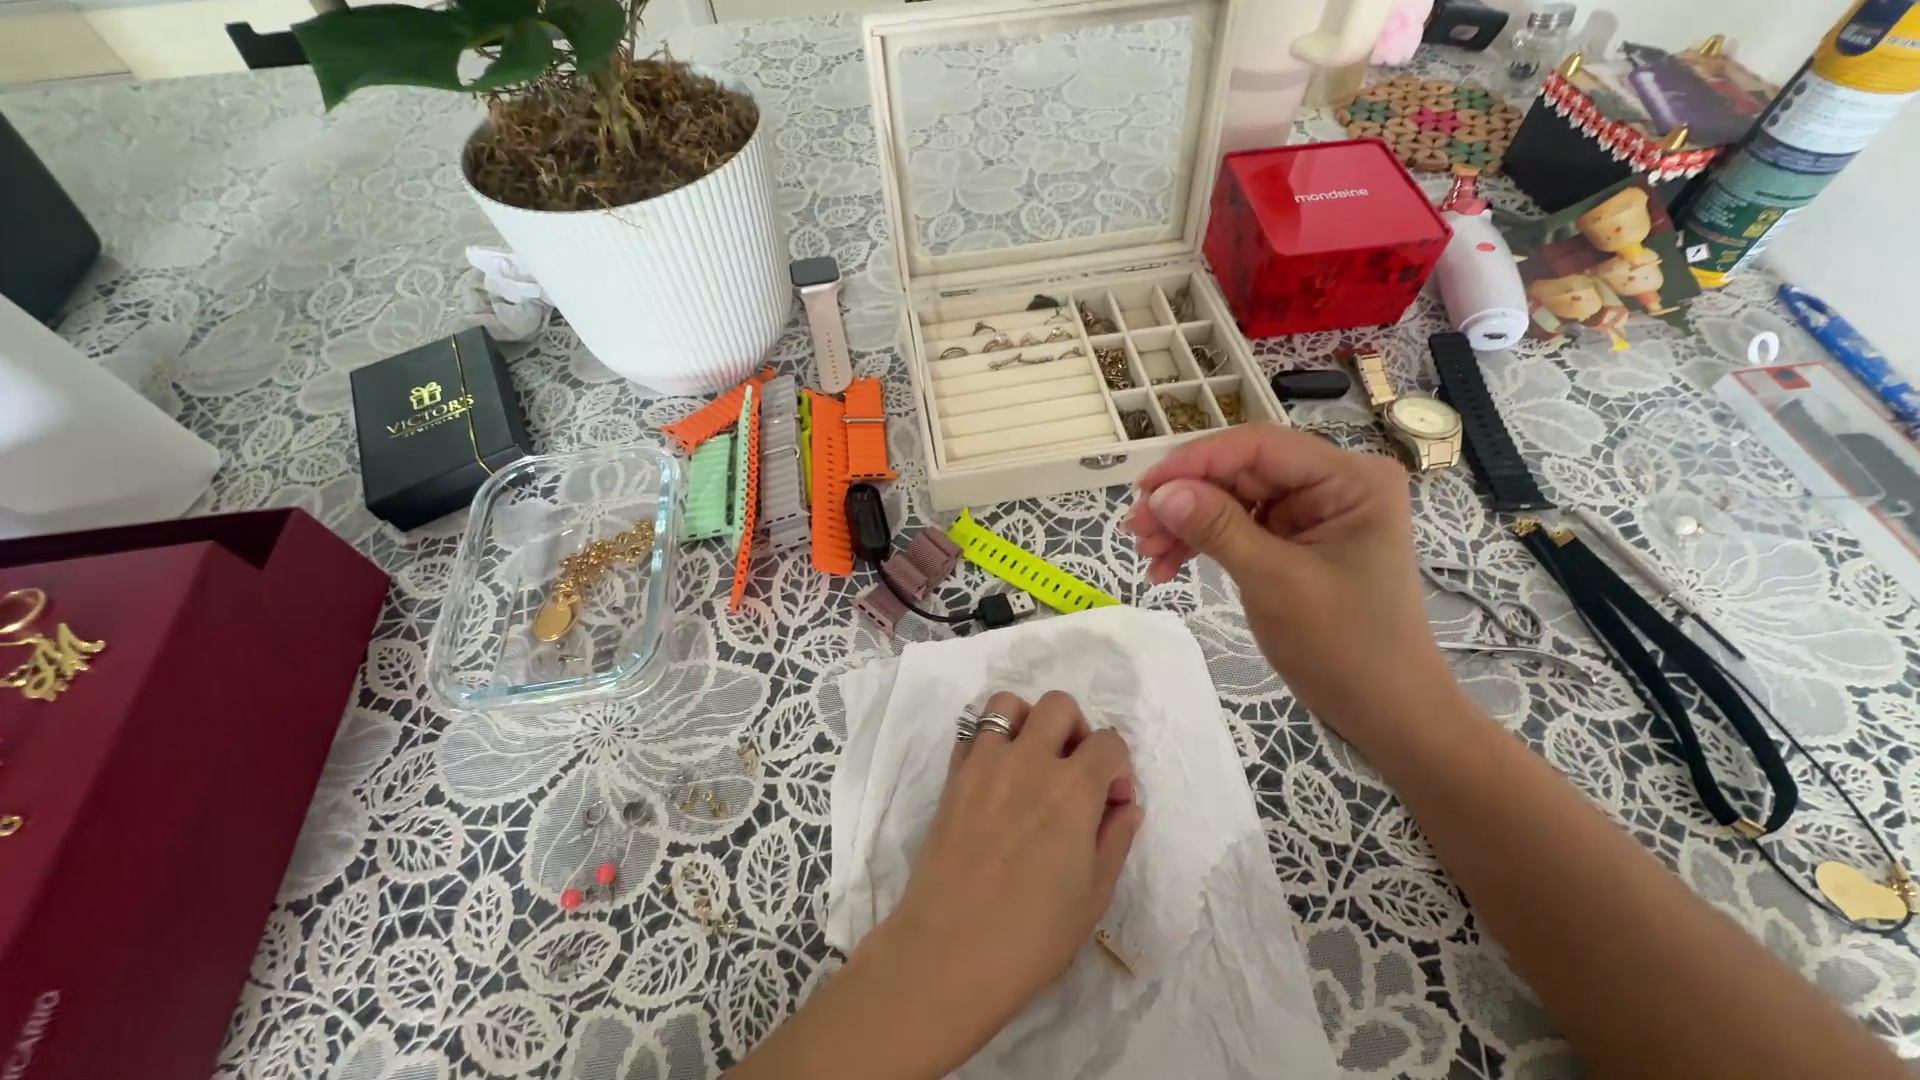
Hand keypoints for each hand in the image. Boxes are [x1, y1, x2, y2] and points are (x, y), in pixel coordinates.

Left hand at [728, 691, 1140, 1079]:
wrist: (948, 952)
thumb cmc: (1032, 935)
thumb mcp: (1093, 896)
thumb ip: (1115, 840)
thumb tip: (1126, 806)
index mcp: (1073, 788)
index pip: (1109, 742)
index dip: (1119, 769)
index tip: (1112, 804)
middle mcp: (1029, 761)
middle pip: (1059, 705)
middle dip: (1077, 730)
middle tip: (1074, 773)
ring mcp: (984, 764)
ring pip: (1008, 704)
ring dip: (1028, 722)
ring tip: (1032, 761)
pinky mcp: (952, 777)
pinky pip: (971, 731)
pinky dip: (989, 738)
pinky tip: (997, 776)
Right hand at [1125, 422, 1445, 739]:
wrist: (1387, 710)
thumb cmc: (1346, 646)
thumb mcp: (1276, 582)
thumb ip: (1217, 529)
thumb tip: (1160, 493)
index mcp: (1350, 479)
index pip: (1259, 446)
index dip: (1195, 461)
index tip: (1145, 490)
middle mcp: (1333, 484)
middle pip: (1240, 472)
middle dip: (1185, 500)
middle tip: (1137, 532)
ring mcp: (1314, 513)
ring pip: (1232, 499)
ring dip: (1186, 524)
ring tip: (1148, 558)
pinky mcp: (1296, 541)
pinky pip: (1238, 527)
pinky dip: (1202, 545)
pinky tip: (1168, 568)